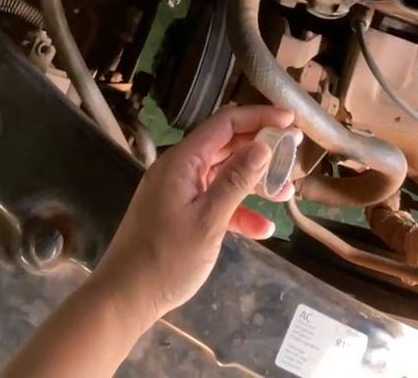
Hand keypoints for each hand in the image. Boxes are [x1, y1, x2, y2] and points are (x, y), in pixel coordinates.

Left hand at [88, 104, 296, 327]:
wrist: (124, 299)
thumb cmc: (166, 259)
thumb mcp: (208, 220)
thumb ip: (236, 180)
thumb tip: (263, 146)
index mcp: (182, 160)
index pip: (225, 123)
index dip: (259, 117)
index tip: (290, 120)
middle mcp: (181, 168)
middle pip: (226, 145)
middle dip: (261, 149)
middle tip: (293, 152)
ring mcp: (180, 190)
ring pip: (224, 174)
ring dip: (254, 182)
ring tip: (286, 192)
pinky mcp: (181, 213)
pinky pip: (215, 201)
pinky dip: (238, 210)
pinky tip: (263, 229)